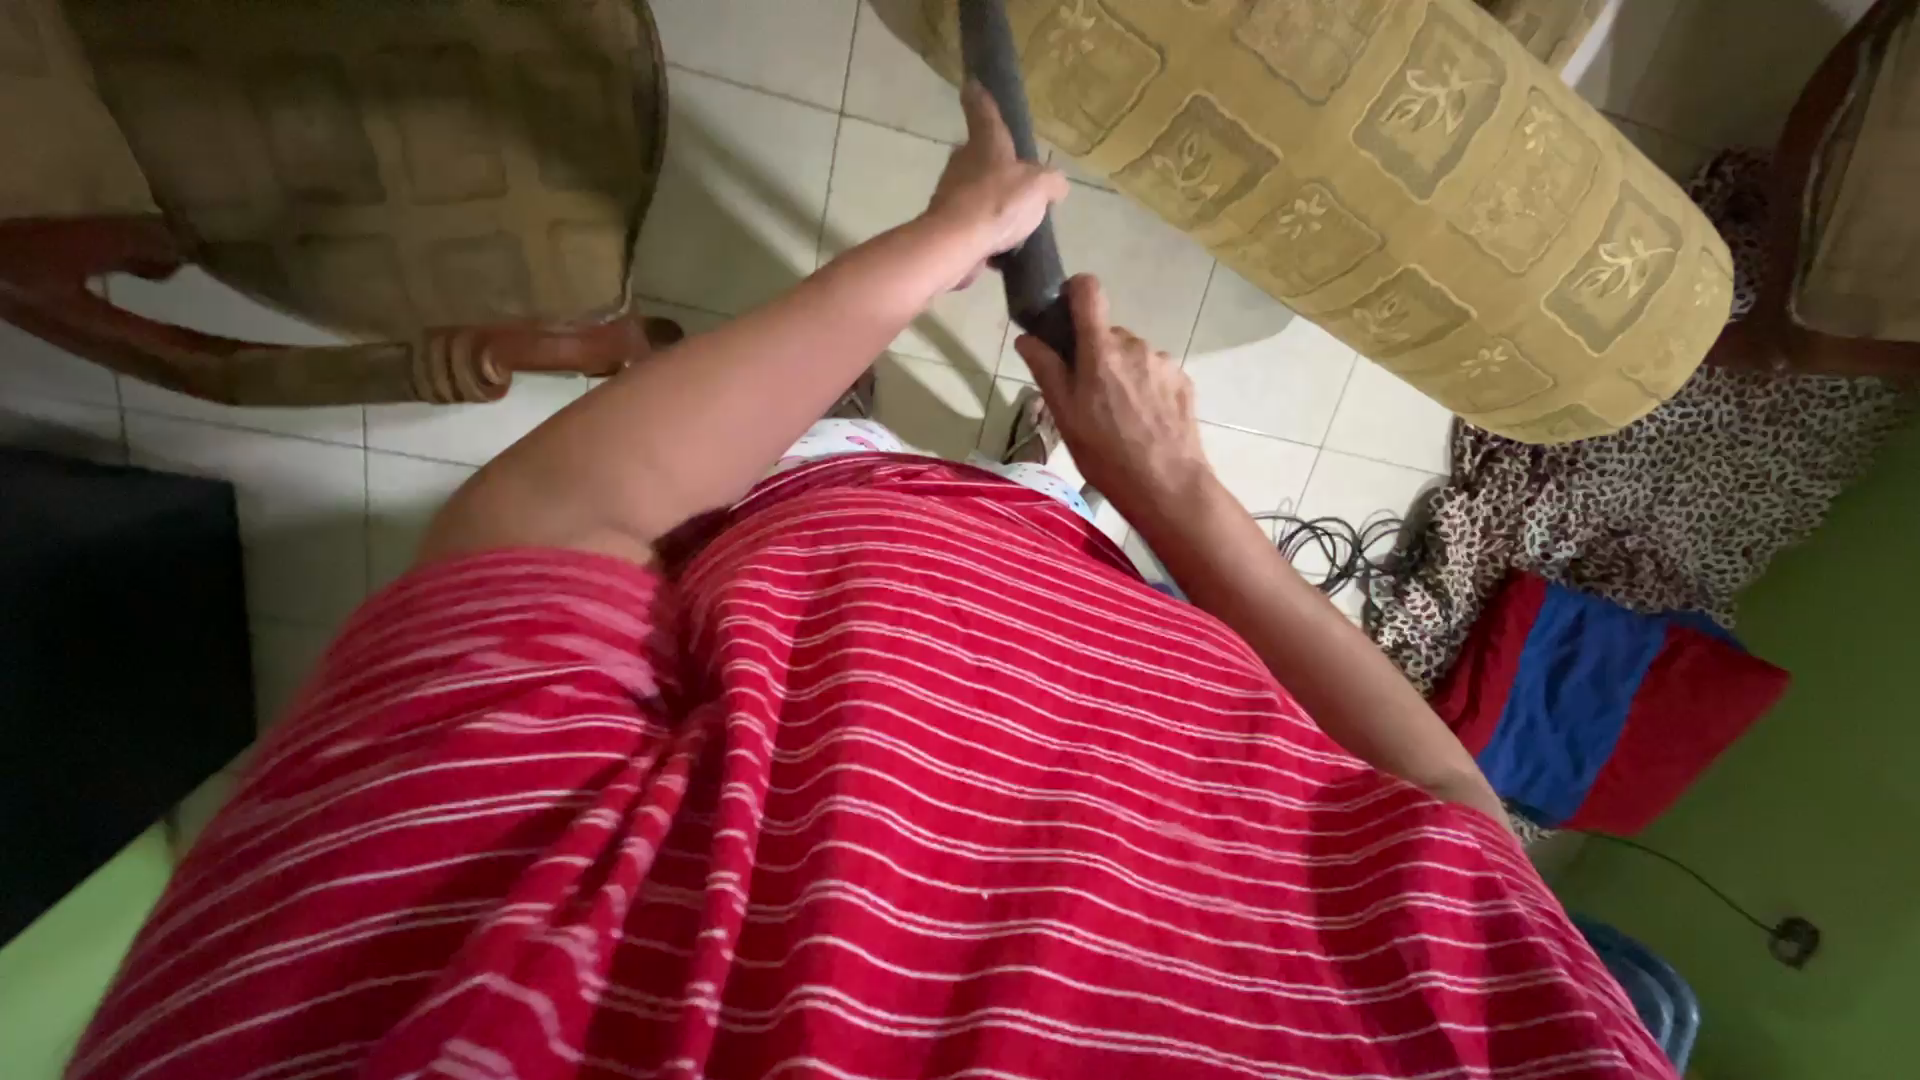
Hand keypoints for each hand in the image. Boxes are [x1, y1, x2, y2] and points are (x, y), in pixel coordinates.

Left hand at [926, 82, 1069, 288]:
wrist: (957, 244)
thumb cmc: (999, 203)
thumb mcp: (1040, 187)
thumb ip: (1052, 183)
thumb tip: (1057, 186)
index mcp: (985, 142)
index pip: (984, 111)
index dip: (980, 98)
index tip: (971, 85)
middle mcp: (963, 162)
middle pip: (979, 157)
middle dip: (995, 167)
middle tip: (1016, 182)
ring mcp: (951, 195)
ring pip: (975, 193)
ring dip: (992, 205)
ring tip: (1015, 225)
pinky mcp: (946, 226)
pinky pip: (972, 226)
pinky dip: (985, 235)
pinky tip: (1001, 252)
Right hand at [1016, 275, 1214, 518]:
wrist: (1164, 483)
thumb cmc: (1104, 452)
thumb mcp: (1064, 414)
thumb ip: (1046, 369)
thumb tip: (1027, 338)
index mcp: (1101, 348)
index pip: (1088, 290)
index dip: (1074, 292)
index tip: (1065, 315)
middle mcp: (1135, 344)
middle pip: (1108, 333)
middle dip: (1096, 354)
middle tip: (1088, 396)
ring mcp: (1163, 362)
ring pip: (1133, 356)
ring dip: (1122, 374)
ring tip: (1119, 416)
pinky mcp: (1183, 381)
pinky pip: (1155, 374)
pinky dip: (1145, 389)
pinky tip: (1143, 422)